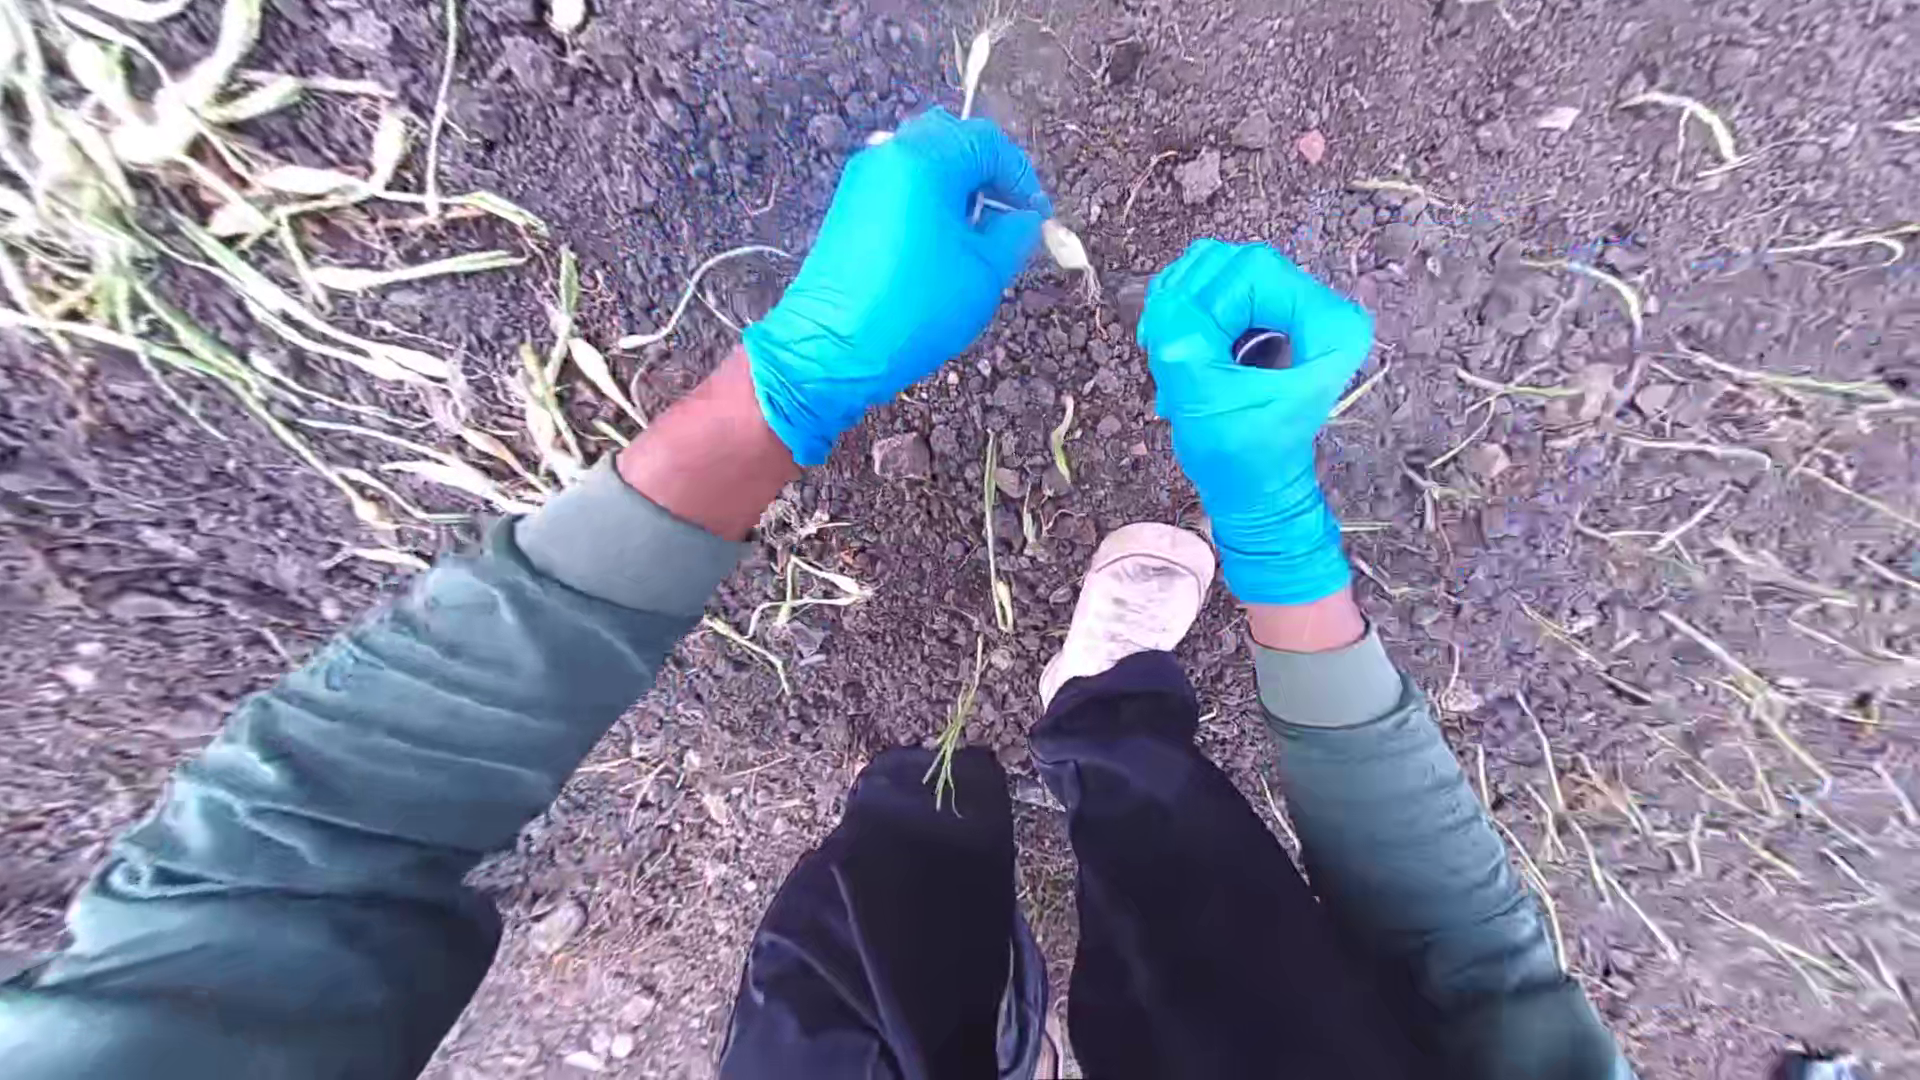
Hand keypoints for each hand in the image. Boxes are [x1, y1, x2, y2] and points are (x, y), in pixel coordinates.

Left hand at [744, 107, 1051, 464]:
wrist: (833, 348)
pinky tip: (938, 257)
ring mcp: (861, 183)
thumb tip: (1023, 218)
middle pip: (952, 146)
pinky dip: (927, 215)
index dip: (1022, 178)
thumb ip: (1014, 235)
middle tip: (1006, 226)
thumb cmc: (915, 309)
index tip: (1037, 218)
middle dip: (987, 183)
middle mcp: (887, 155)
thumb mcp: (984, 274)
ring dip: (956, 200)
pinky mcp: (847, 214)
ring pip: (923, 173)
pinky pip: (899, 197)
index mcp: (924, 156)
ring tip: (974, 249)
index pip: (988, 142)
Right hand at [1137, 240, 1373, 604]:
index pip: (1251, 273)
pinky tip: (1170, 348)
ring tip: (1165, 352)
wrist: (1246, 485)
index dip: (1202, 306)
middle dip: (1184, 303)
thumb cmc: (1240, 455)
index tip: (1177, 352)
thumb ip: (1185, 347)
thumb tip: (1162, 303)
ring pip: (1214, 272)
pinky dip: (1177, 313)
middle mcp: (1312, 306)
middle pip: (1231, 265)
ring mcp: (1282, 310)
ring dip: (1175, 307)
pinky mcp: (1256, 319)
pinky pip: (1207, 290)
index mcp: (1328, 324)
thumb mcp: (1208, 402)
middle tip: (1159, 347)